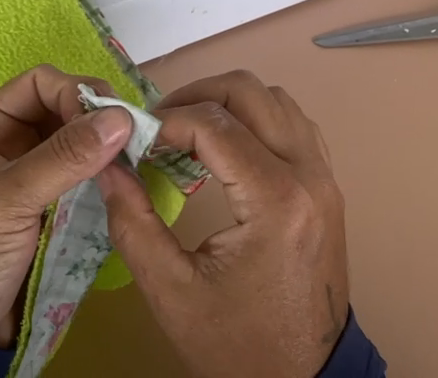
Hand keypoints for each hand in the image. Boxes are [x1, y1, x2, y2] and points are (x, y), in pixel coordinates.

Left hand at [0, 65, 135, 347]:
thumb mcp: (9, 199)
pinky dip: (108, 175)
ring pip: (82, 143)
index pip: (41, 84)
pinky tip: (126, 180)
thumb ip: (64, 157)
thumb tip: (122, 117)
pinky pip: (89, 178)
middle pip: (67, 108)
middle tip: (132, 137)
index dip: (74, 91)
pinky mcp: (58, 210)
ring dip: (108, 146)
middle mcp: (18, 145)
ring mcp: (39, 178)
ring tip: (135, 157)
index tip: (105, 118)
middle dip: (98, 116)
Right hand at [97, 70, 349, 377]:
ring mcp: (325, 177)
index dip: (167, 121)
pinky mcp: (328, 186)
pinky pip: (294, 123)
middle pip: (250, 92)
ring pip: (276, 99)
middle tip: (160, 124)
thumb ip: (133, 222)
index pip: (214, 124)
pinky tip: (228, 145)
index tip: (136, 140)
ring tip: (189, 130)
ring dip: (229, 102)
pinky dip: (257, 117)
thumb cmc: (237, 345)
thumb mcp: (172, 292)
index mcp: (275, 200)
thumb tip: (108, 163)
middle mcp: (309, 175)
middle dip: (197, 96)